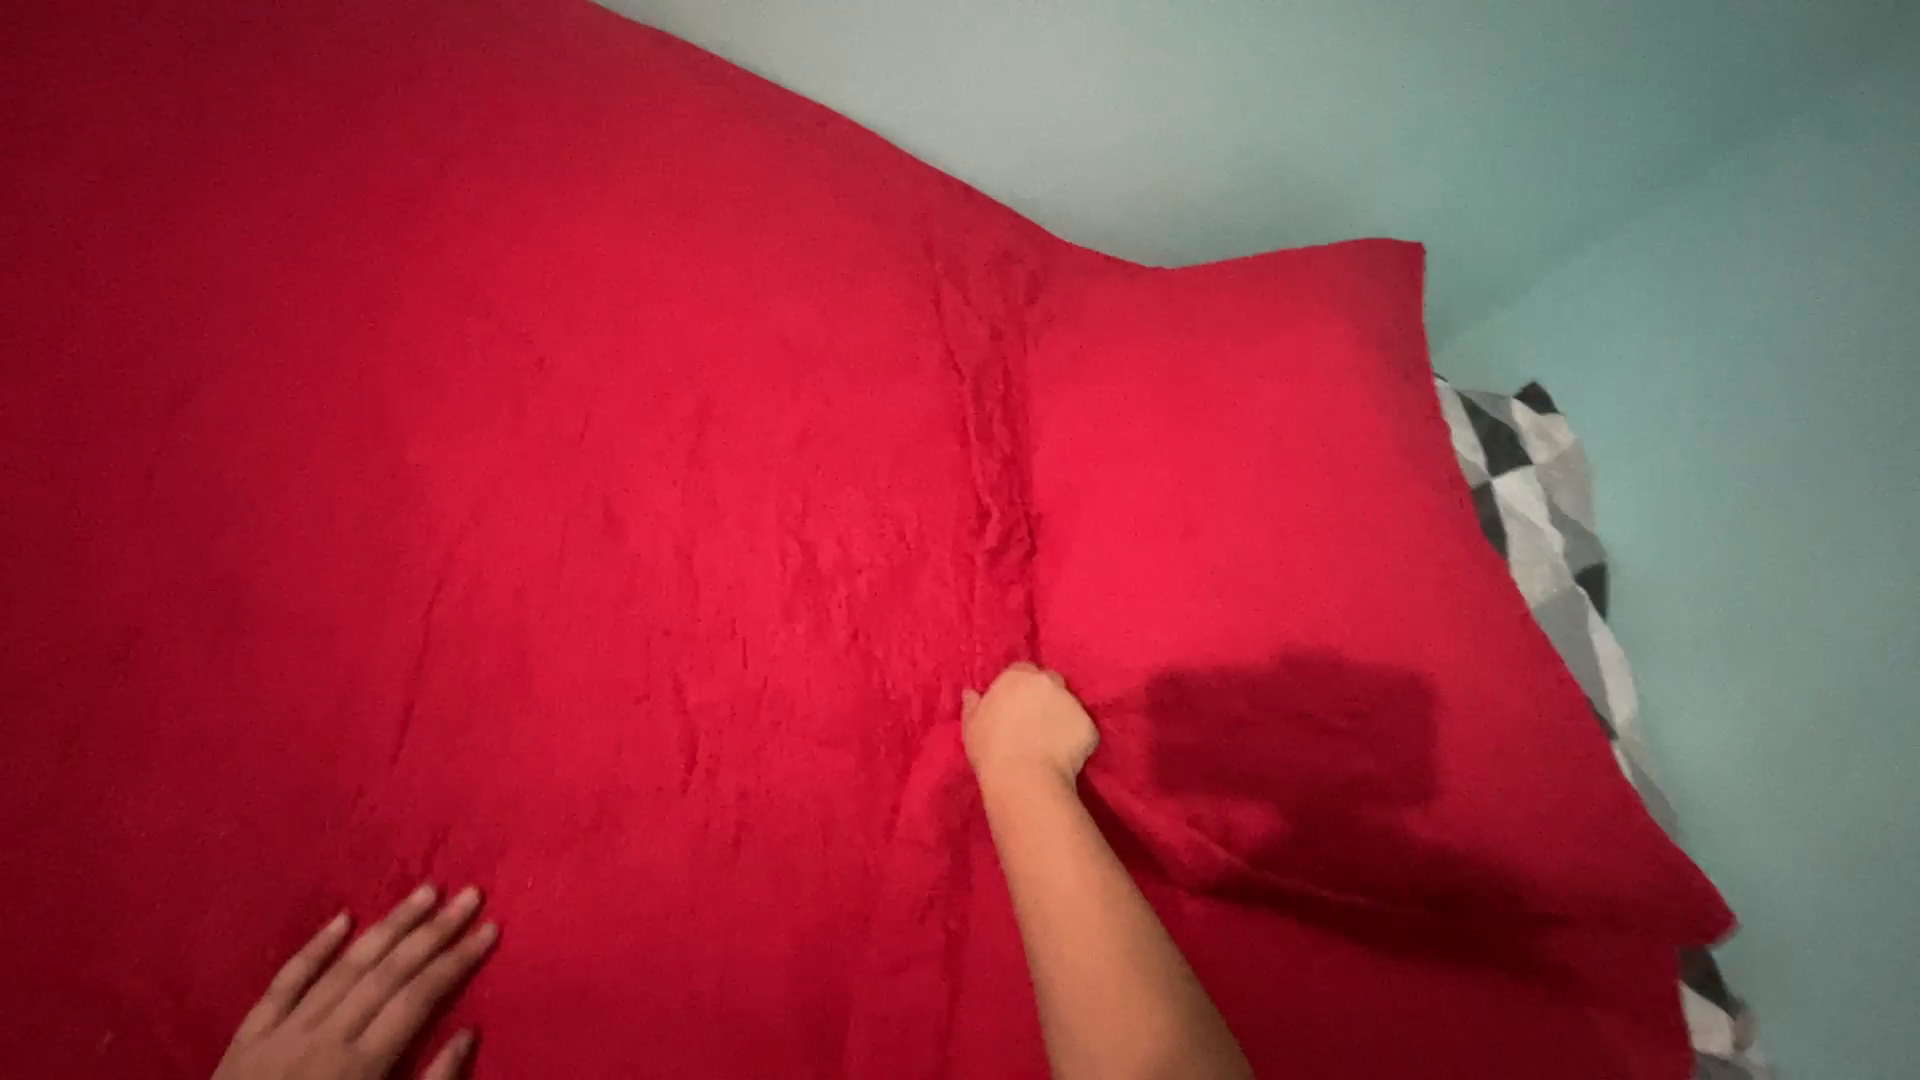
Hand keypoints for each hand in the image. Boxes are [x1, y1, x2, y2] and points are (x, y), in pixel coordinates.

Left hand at [212, 885, 497, 1079]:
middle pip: (389, 972)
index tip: (491, 927)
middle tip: (471, 893)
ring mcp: (280, 1035)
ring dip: (390, 925)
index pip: (420, 996)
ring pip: (345, 966)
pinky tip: (343, 917)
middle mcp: (322, 1039)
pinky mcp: (246, 1039)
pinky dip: (312, 949)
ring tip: (427, 890)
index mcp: (358, 1067)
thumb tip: (468, 1033)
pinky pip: (282, 984)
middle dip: (435, 930)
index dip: (458, 959)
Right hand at [962, 661, 1098, 788]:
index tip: (1014, 706)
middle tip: (1034, 722)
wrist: (1024, 779)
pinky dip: (1076, 738)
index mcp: (1017, 677)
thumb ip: (972, 705)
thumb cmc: (991, 750)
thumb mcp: (971, 726)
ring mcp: (1072, 702)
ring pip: (1068, 705)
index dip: (1018, 688)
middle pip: (1049, 682)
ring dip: (1061, 716)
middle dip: (1044, 697)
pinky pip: (1082, 728)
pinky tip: (1065, 757)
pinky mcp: (1089, 725)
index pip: (1021, 671)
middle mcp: (1047, 682)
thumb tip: (971, 693)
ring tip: (1050, 743)